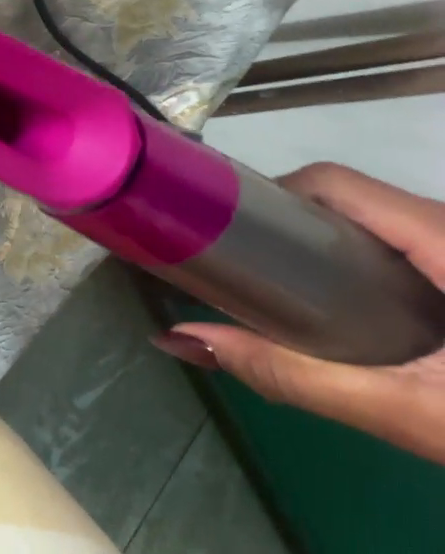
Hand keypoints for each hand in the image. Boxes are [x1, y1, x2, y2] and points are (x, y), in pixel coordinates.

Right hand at [155, 163, 444, 463]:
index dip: (266, 197)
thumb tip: (180, 339)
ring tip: (298, 306)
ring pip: (386, 231)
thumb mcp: (416, 413)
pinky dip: (374, 275)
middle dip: (291, 236)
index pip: (334, 183)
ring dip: (331, 258)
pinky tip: (366, 323)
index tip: (222, 237)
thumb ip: (297, 376)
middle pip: (354, 206)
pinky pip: (416, 253)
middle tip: (251, 282)